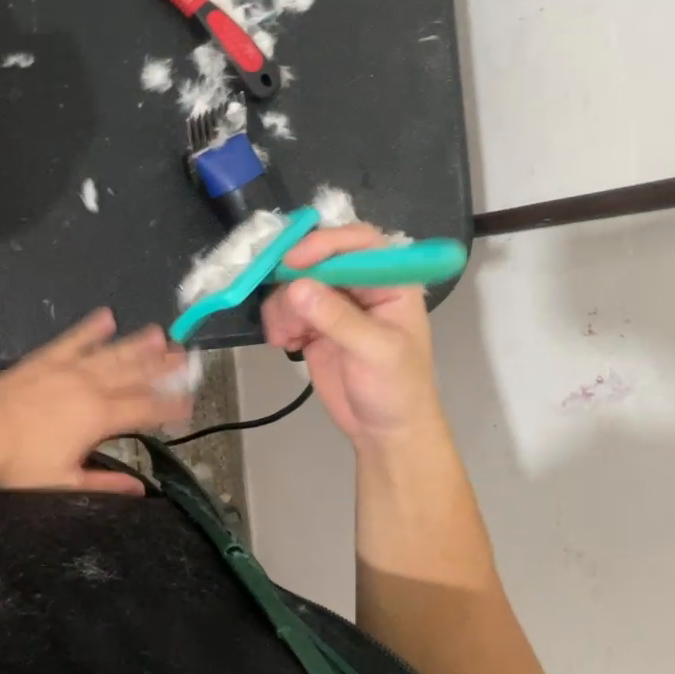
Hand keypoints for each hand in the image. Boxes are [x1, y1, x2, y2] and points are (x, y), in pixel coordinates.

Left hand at [0, 309, 193, 494]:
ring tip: (160, 335)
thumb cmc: (19, 467)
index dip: (171, 406)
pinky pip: (73, 340)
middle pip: (135, 374)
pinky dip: (90, 329)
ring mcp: (66, 369)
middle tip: (187, 357)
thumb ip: (106, 482)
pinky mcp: (43, 360)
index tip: (190, 402)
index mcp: (99, 417)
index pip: (146, 409)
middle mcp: (89, 386)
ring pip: (110, 353)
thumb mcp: (66, 482)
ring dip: (137, 344)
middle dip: (163, 367)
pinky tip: (106, 317)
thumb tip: (140, 489)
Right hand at [261, 224, 444, 451]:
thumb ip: (337, 318)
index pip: (359, 242)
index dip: (326, 244)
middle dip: (294, 281)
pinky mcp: (312, 324)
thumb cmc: (397, 389)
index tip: (294, 261)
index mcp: (390, 282)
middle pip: (318, 259)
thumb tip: (296, 288)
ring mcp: (333, 304)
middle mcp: (360, 285)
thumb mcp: (375, 352)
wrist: (384, 431)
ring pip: (294, 284)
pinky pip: (284, 308)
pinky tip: (286, 344)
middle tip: (284, 309)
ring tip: (288, 338)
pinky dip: (278, 322)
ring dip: (283, 308)